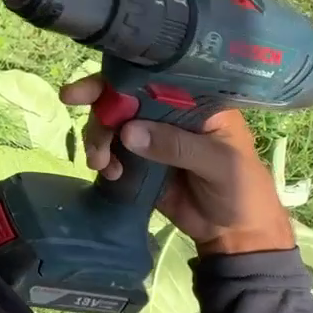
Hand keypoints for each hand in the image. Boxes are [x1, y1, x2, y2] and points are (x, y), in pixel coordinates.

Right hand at [63, 75, 293, 256]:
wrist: (235, 235)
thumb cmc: (242, 189)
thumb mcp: (219, 164)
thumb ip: (176, 145)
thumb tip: (127, 132)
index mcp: (193, 101)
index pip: (152, 78)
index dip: (119, 76)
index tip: (90, 84)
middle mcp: (167, 111)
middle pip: (123, 95)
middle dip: (96, 101)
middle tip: (70, 102)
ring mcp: (150, 134)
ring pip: (112, 121)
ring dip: (98, 136)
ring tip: (101, 162)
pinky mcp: (138, 157)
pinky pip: (111, 148)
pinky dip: (103, 157)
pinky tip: (109, 171)